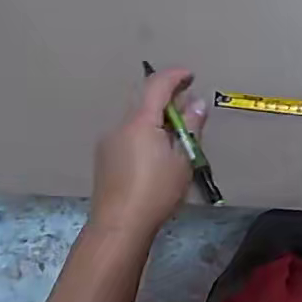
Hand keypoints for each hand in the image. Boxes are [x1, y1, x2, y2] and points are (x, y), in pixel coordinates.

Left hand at [89, 66, 206, 234]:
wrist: (119, 226)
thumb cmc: (156, 192)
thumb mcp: (183, 159)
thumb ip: (190, 127)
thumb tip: (197, 103)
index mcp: (140, 121)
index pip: (157, 85)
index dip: (175, 76)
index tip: (191, 76)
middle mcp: (120, 125)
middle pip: (145, 102)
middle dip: (168, 101)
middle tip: (189, 111)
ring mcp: (108, 142)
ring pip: (136, 120)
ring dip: (156, 120)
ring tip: (176, 138)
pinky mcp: (104, 159)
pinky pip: (128, 135)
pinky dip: (145, 135)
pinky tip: (156, 155)